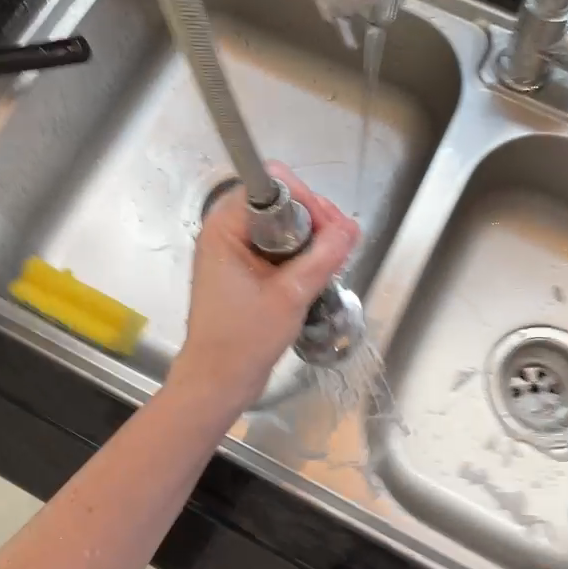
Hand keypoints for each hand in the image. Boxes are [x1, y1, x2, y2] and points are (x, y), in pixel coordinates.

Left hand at [172, 163, 357, 415]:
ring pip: (281, 226)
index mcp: (224, 227)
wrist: (217, 383)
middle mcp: (225, 232)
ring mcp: (233, 251)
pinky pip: (277, 247)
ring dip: (310, 238)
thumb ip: (323, 257)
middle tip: (338, 246)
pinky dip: (300, 255)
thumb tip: (351, 228)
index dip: (305, 199)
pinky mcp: (243, 270)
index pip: (270, 185)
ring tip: (332, 261)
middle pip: (278, 202)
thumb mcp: (290, 295)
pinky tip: (318, 273)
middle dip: (313, 219)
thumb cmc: (243, 340)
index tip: (329, 228)